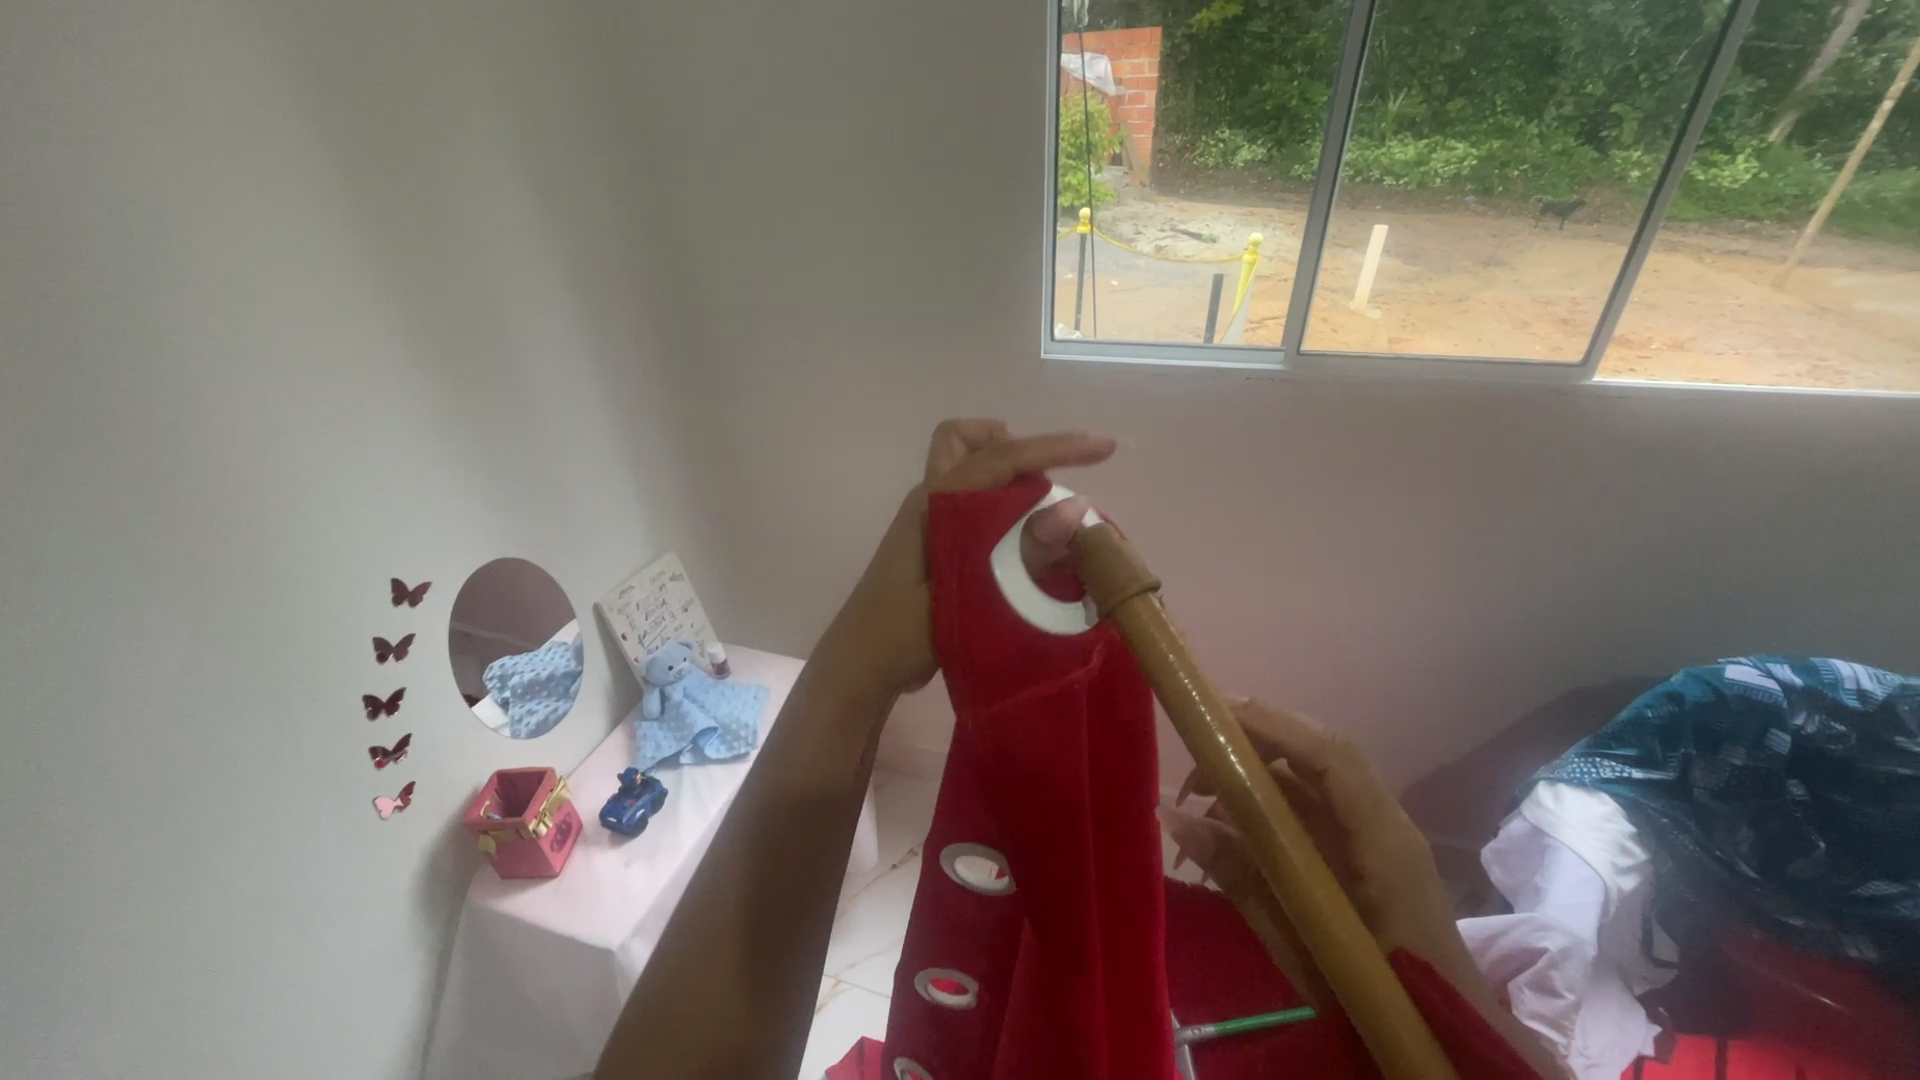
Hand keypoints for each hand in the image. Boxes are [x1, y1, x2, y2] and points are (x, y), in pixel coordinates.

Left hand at [818, 419, 1116, 696]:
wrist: (862, 667)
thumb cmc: (902, 635)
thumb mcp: (965, 598)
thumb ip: (1017, 558)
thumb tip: (1072, 509)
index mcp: (934, 504)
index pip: (1000, 457)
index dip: (1055, 447)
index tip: (1104, 448)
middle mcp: (932, 501)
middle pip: (969, 441)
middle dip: (1012, 446)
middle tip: (1046, 489)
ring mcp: (933, 521)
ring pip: (974, 471)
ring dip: (1012, 481)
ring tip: (1044, 527)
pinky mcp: (939, 544)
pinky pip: (978, 505)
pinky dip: (1007, 512)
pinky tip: (1026, 550)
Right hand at [1161, 700, 1475, 991]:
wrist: (1449, 1044)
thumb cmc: (1379, 1004)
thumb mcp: (1297, 945)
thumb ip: (1237, 875)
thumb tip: (1171, 816)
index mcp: (1385, 844)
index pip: (1331, 757)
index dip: (1272, 725)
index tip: (1210, 714)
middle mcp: (1384, 824)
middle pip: (1317, 753)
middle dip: (1251, 740)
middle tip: (1190, 754)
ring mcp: (1374, 835)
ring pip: (1309, 777)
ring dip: (1252, 772)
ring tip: (1196, 795)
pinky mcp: (1360, 851)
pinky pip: (1309, 807)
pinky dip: (1262, 803)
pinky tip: (1223, 824)